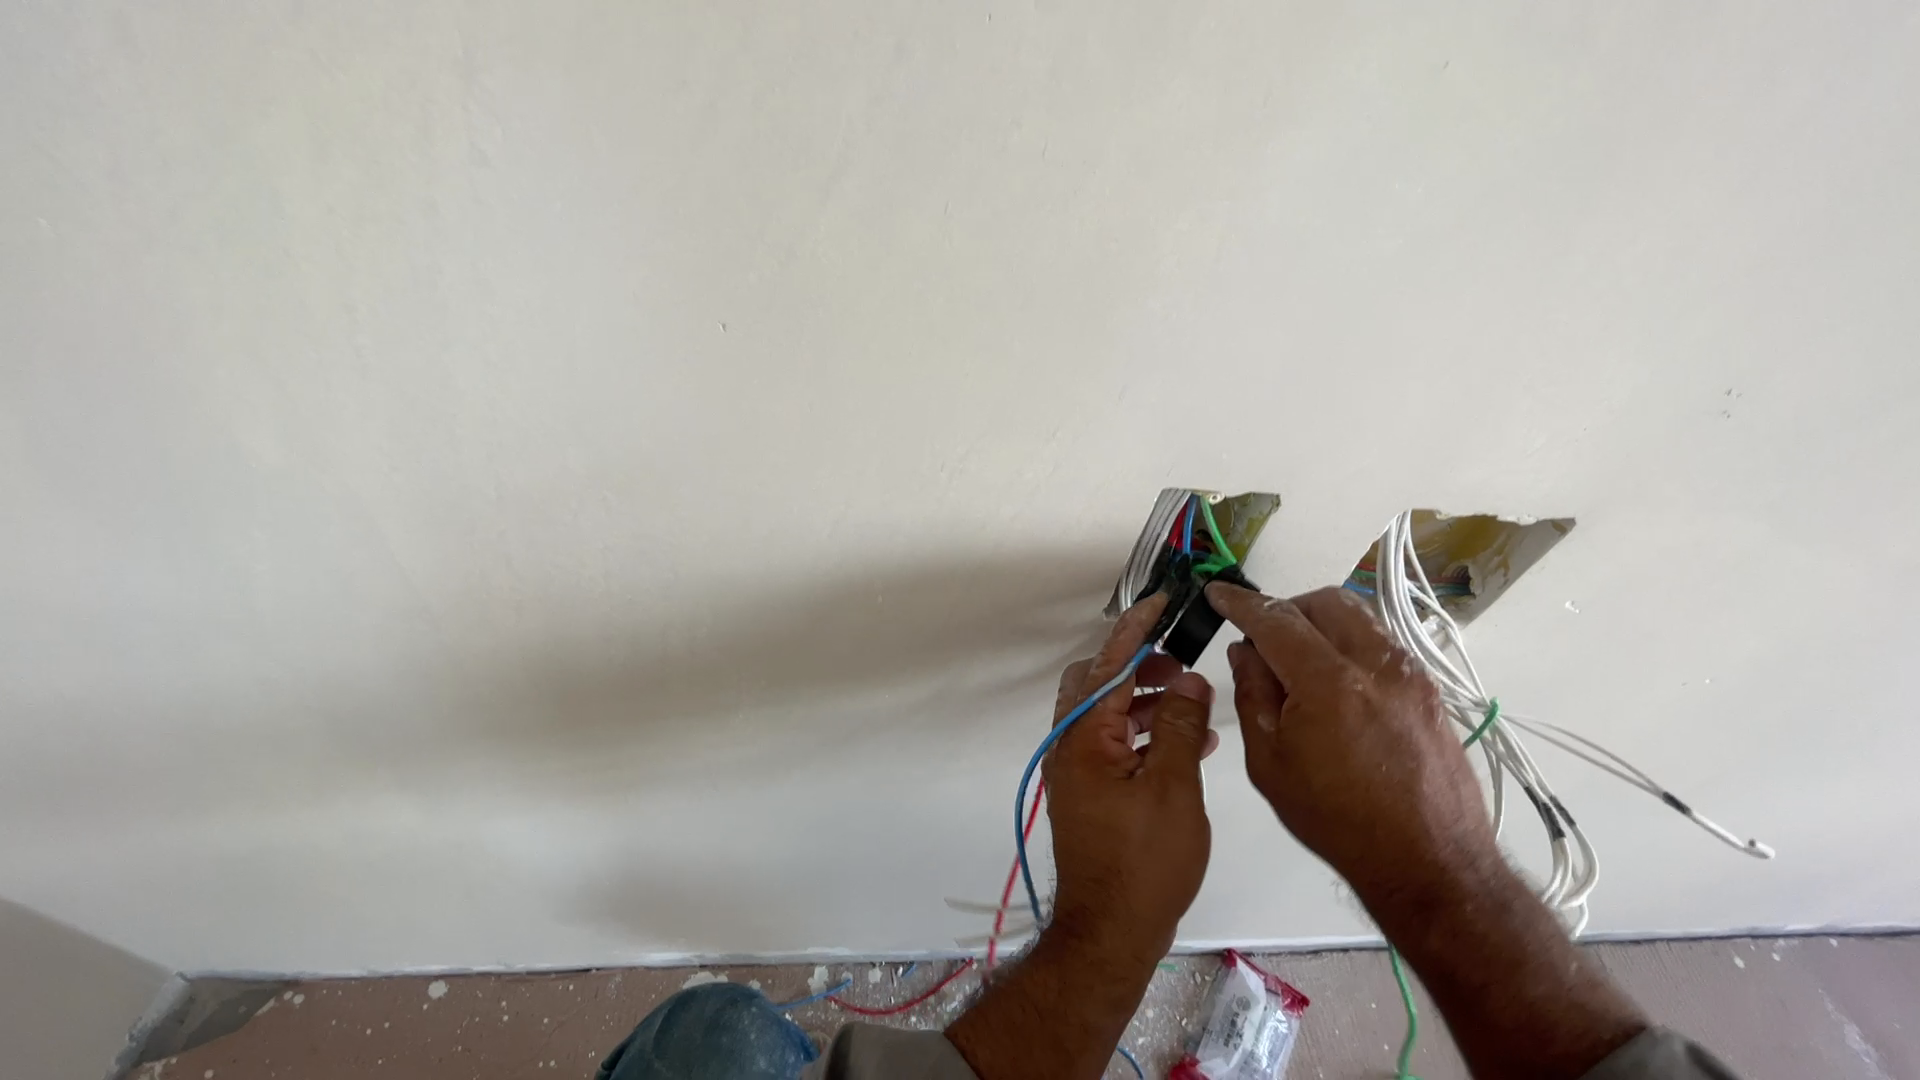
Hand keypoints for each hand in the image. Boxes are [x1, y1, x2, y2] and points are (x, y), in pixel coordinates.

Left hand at [1042, 591, 1214, 964]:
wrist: (1110, 931)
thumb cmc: (1144, 860)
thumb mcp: (1173, 787)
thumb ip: (1180, 725)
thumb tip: (1188, 679)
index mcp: (1084, 735)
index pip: (1111, 664)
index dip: (1137, 629)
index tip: (1162, 601)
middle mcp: (1070, 744)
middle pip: (1099, 684)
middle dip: (1140, 667)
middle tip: (1182, 669)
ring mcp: (1076, 768)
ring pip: (1107, 714)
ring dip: (1146, 702)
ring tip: (1195, 708)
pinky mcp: (1089, 790)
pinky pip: (1113, 744)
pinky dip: (1144, 735)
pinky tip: (1187, 745)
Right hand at [1204, 582, 1498, 897]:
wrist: (1428, 860)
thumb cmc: (1334, 817)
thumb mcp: (1270, 762)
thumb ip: (1253, 694)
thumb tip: (1246, 651)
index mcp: (1327, 682)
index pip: (1275, 620)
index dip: (1241, 602)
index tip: (1217, 593)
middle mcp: (1375, 664)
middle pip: (1325, 602)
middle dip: (1286, 607)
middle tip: (1263, 636)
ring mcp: (1410, 674)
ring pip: (1359, 616)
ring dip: (1321, 621)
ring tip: (1300, 657)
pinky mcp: (1430, 690)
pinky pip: (1382, 643)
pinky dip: (1350, 642)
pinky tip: (1336, 680)